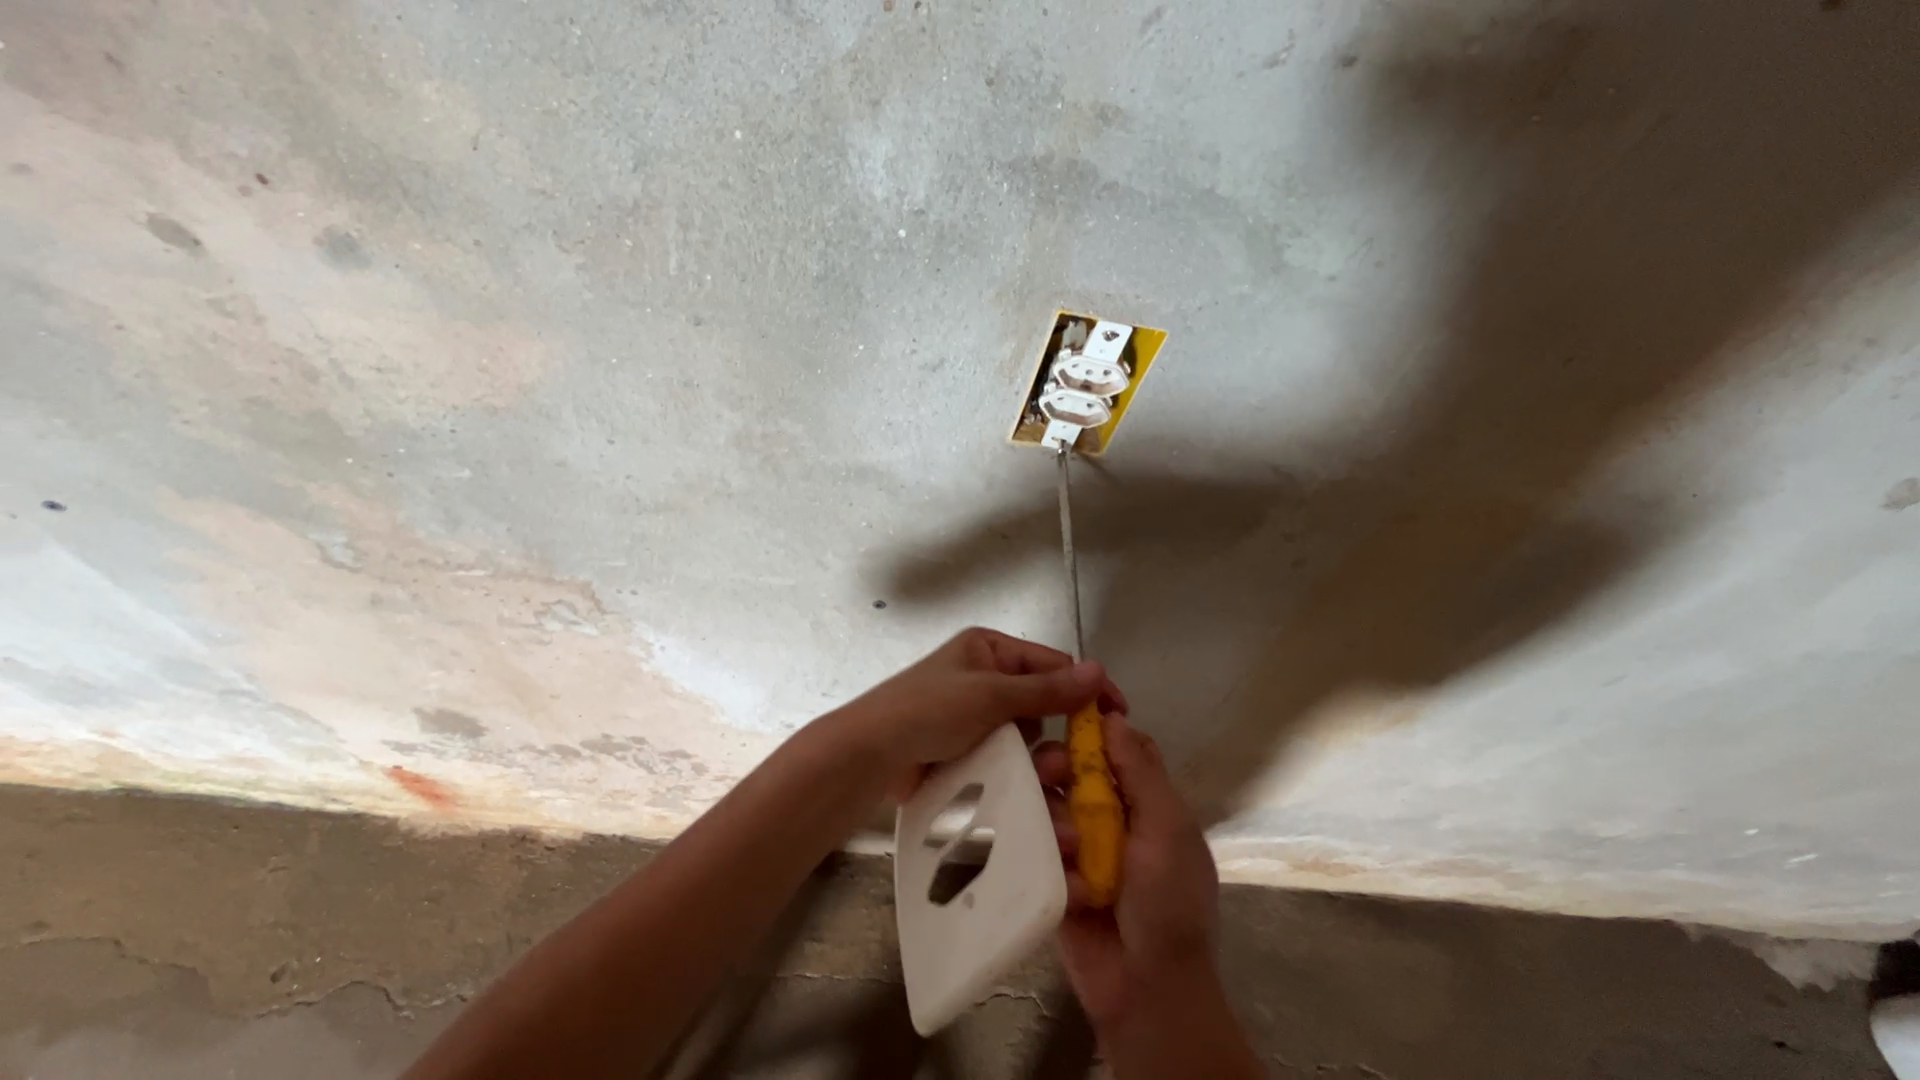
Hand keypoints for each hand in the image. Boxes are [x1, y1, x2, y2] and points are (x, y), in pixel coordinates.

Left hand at [829, 627, 1124, 801]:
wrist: (870, 754)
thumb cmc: (929, 710)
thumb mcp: (991, 695)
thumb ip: (1046, 690)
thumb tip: (1100, 670)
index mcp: (989, 650)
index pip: (1052, 663)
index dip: (1085, 688)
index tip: (1119, 716)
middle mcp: (984, 677)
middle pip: (1041, 704)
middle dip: (1060, 732)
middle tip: (1073, 762)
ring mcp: (974, 717)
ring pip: (1025, 737)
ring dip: (1038, 757)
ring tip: (1045, 781)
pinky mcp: (965, 750)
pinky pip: (1004, 758)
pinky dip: (1016, 772)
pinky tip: (1027, 793)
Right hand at [1035, 713, 1221, 1025]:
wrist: (1147, 990)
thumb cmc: (1170, 903)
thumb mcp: (1167, 830)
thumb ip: (1140, 772)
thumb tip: (1113, 715)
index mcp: (1147, 803)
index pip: (1118, 748)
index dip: (1096, 726)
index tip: (1068, 709)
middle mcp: (1110, 817)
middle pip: (1073, 769)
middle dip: (1058, 766)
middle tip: (1049, 773)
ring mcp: (1078, 848)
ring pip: (1048, 805)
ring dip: (1056, 820)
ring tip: (1069, 848)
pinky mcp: (1050, 875)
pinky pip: (1034, 847)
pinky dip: (1048, 859)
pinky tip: (1067, 884)